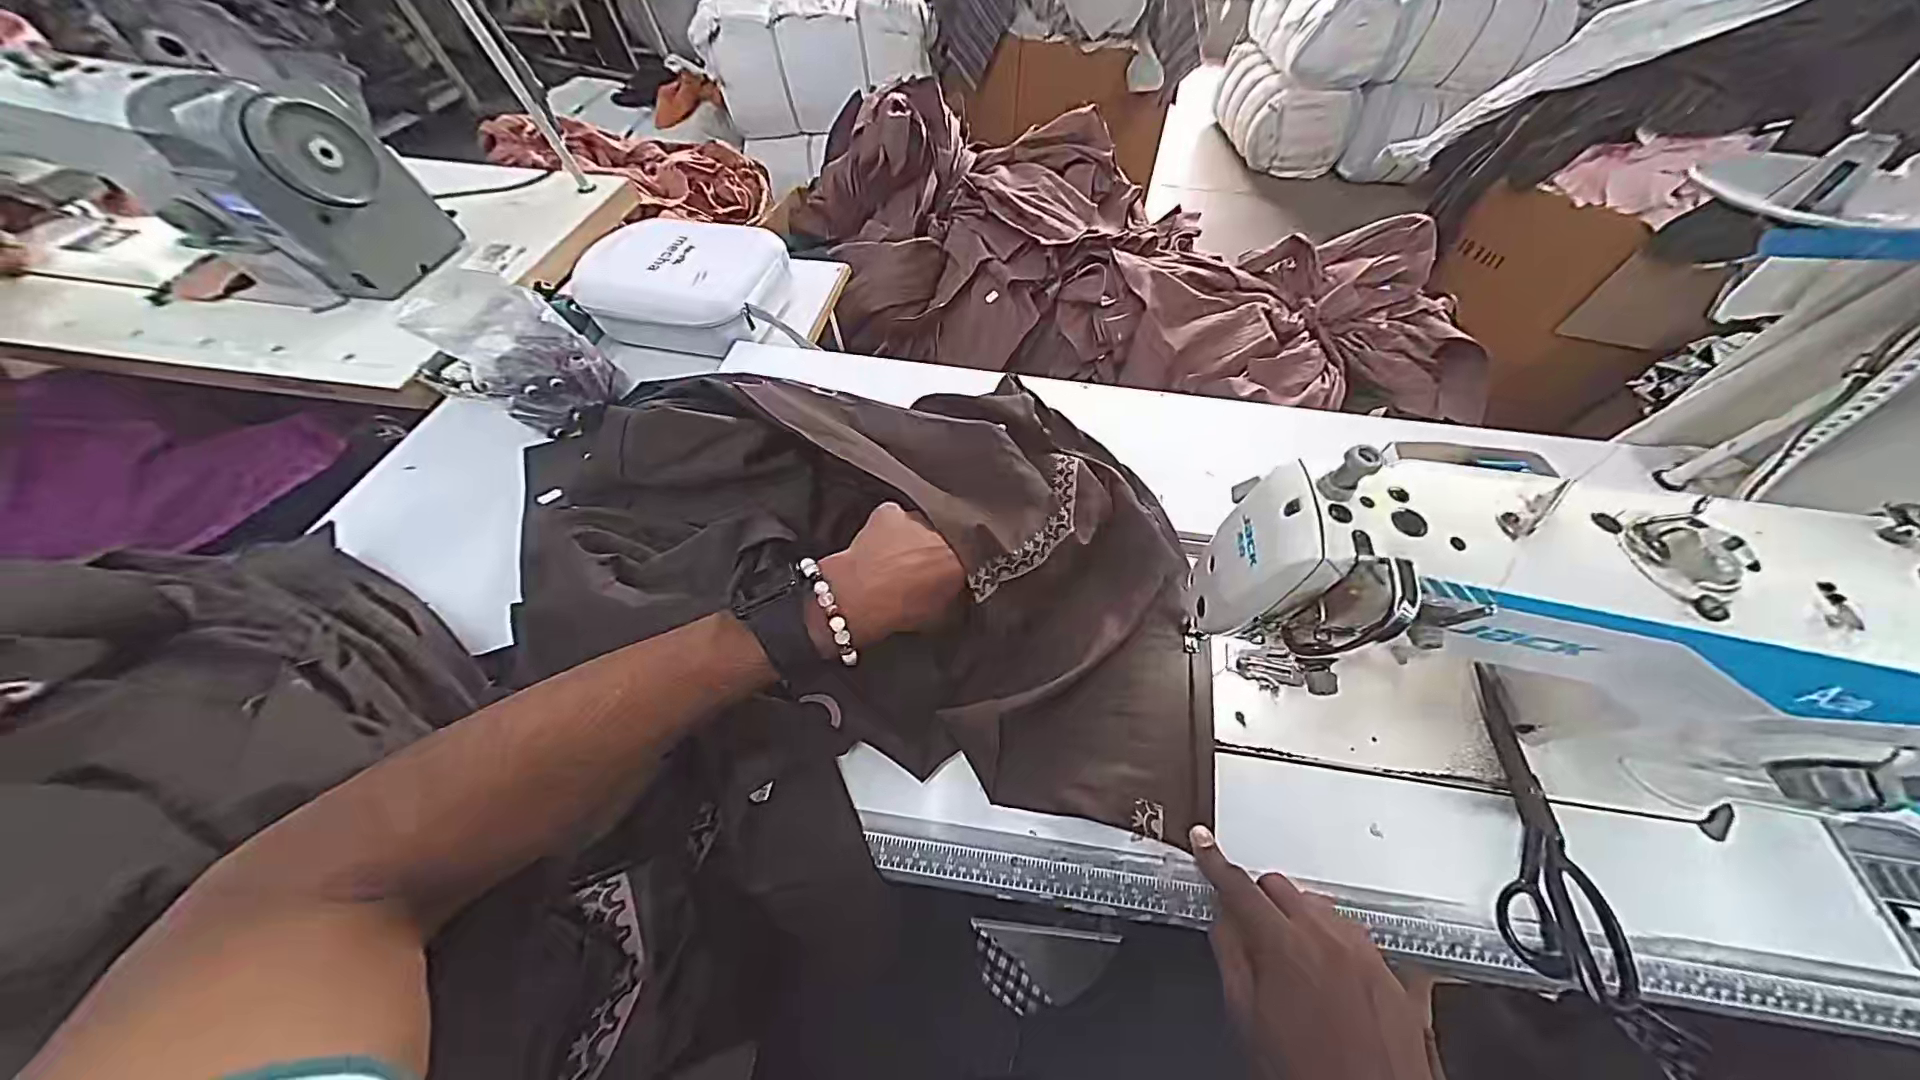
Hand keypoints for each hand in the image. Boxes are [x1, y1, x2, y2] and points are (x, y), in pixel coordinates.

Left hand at [809, 502, 963, 653]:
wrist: (862, 597)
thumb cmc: (900, 610)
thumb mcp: (941, 616)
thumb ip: (956, 599)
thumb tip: (957, 597)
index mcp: (963, 560)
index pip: (971, 558)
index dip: (959, 566)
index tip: (950, 575)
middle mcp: (945, 534)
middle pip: (946, 537)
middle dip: (936, 550)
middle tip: (920, 570)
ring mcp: (917, 519)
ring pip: (920, 525)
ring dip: (912, 537)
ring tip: (896, 558)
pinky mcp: (890, 513)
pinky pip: (894, 516)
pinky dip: (889, 526)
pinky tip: (880, 544)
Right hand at [1192, 825, 1434, 1079]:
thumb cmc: (1308, 1075)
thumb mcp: (1245, 1017)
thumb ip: (1229, 955)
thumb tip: (1222, 920)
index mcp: (1284, 947)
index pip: (1239, 886)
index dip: (1214, 861)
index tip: (1204, 844)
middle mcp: (1328, 941)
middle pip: (1280, 886)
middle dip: (1258, 898)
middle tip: (1249, 928)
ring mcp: (1367, 956)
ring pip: (1319, 906)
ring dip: (1297, 917)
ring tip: (1290, 960)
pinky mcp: (1395, 976)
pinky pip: (1355, 933)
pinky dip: (1333, 939)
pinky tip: (1328, 972)